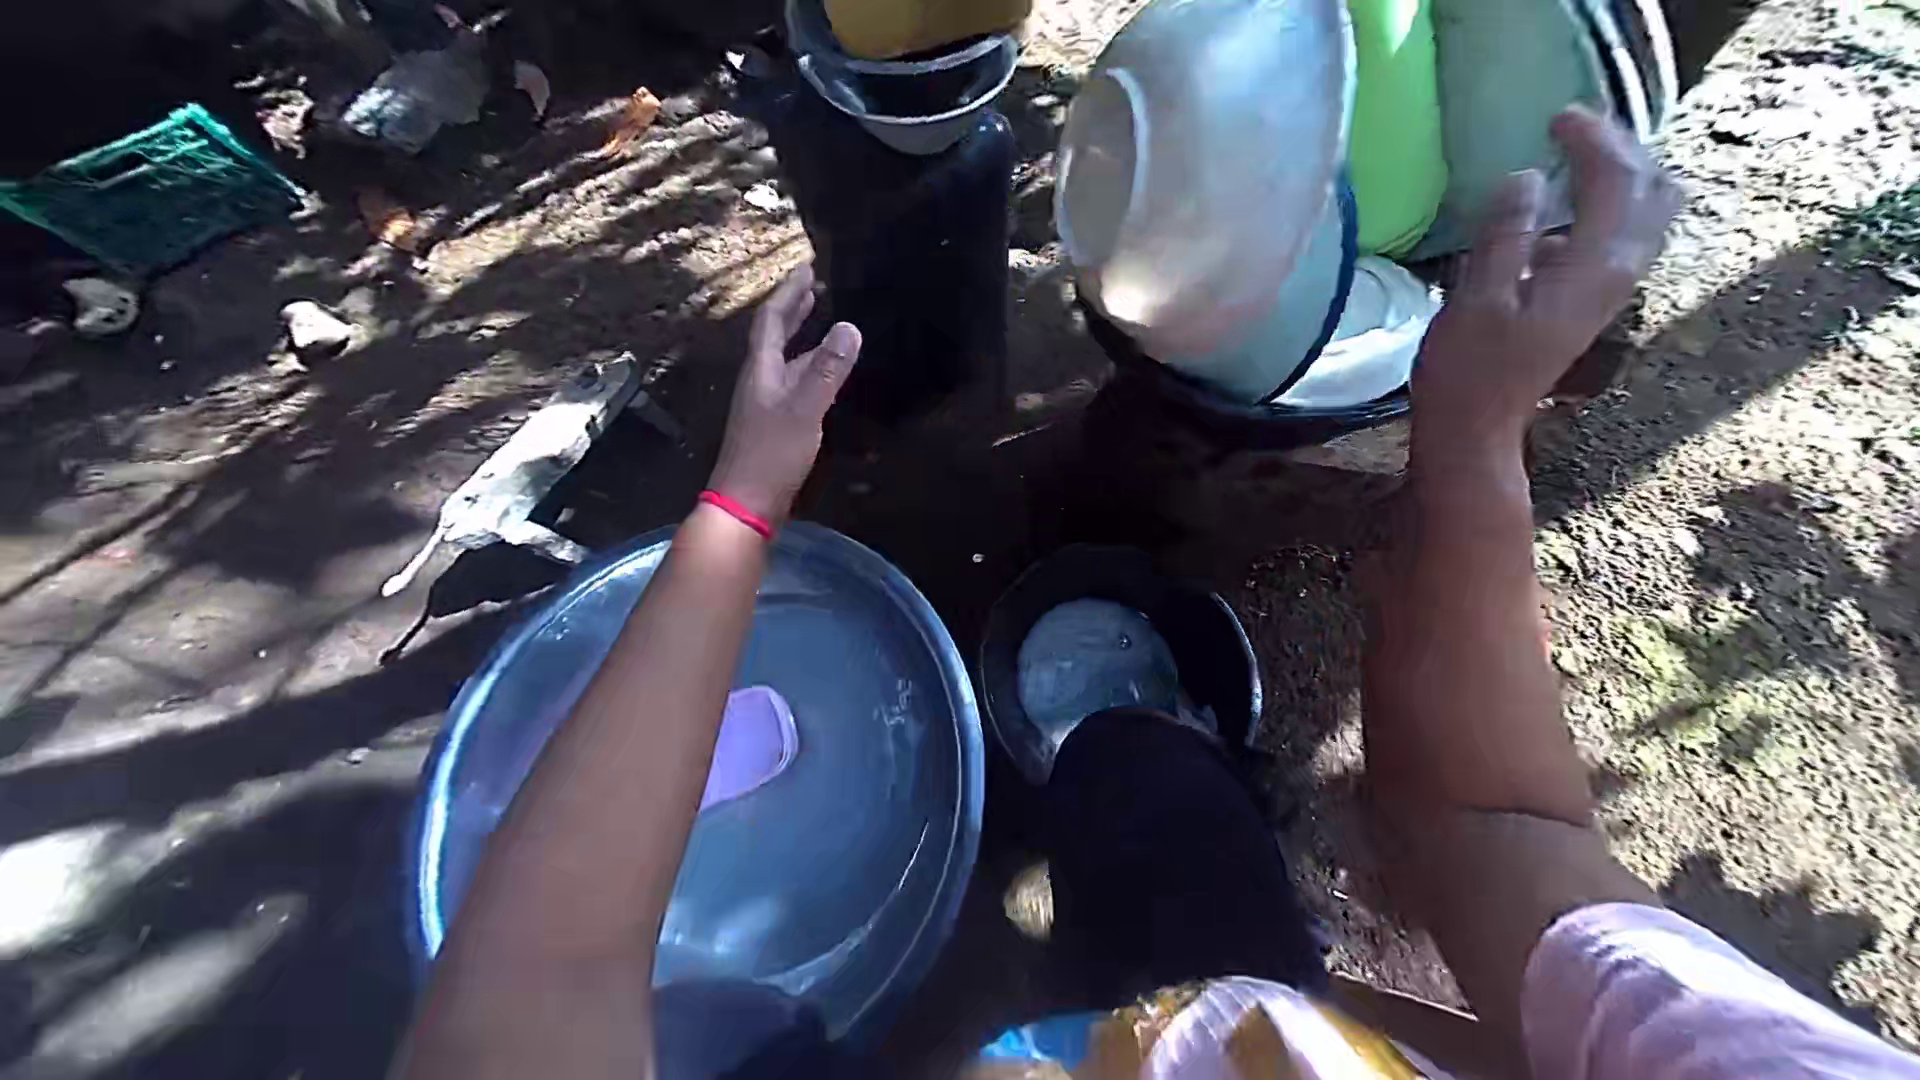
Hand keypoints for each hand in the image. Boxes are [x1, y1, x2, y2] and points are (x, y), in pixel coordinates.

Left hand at [708, 265, 861, 523]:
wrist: (746, 503)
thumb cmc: (771, 454)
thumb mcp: (804, 409)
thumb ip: (827, 371)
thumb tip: (850, 327)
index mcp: (762, 370)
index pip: (773, 320)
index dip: (790, 294)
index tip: (808, 270)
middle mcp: (761, 381)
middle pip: (777, 338)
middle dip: (795, 312)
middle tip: (816, 290)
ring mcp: (767, 405)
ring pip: (788, 363)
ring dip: (805, 342)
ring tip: (827, 327)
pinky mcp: (776, 427)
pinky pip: (796, 387)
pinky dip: (811, 373)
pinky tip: (826, 380)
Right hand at [1413, 105, 1680, 451]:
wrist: (1475, 428)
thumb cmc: (1465, 370)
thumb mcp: (1474, 301)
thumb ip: (1503, 237)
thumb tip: (1523, 178)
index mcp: (1593, 266)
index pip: (1614, 178)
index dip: (1589, 140)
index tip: (1553, 119)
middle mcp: (1618, 271)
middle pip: (1652, 188)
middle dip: (1621, 151)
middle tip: (1572, 136)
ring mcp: (1607, 291)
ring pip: (1644, 214)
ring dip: (1620, 179)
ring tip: (1574, 167)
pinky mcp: (1588, 306)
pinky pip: (1618, 241)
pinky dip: (1603, 212)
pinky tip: (1559, 221)